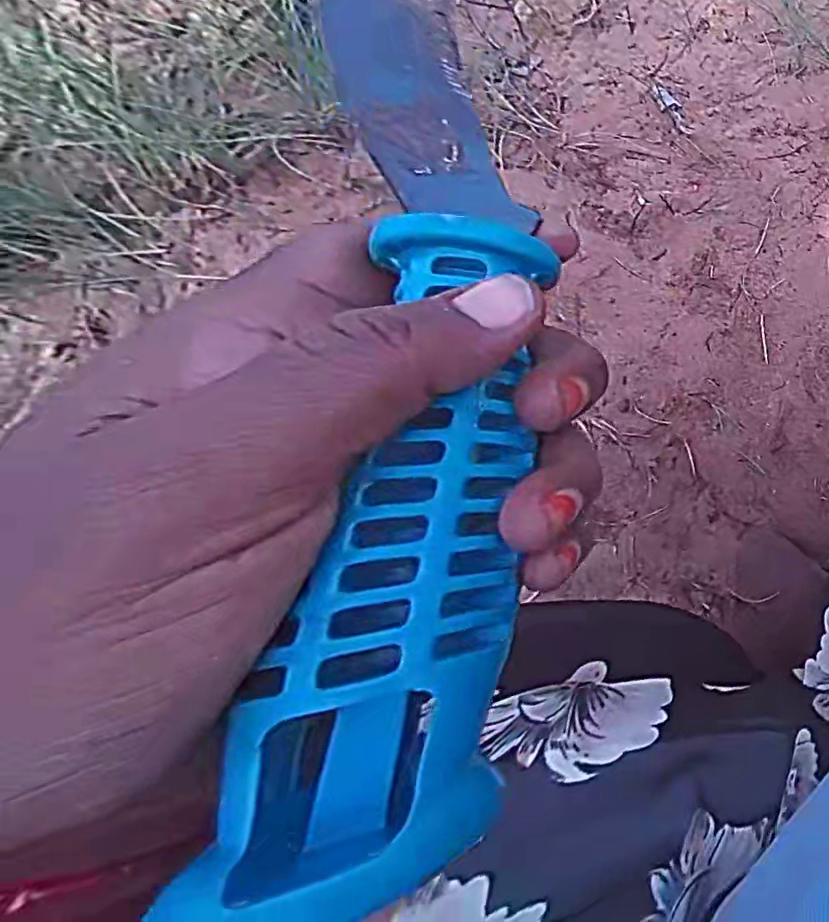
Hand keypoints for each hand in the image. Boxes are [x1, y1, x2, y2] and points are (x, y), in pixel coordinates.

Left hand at [0, 219, 607, 856]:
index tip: (557, 251)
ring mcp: (412, 492)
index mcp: (282, 352)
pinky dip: (558, 542)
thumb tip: (517, 295)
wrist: (47, 800)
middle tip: (541, 417)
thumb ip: (370, 367)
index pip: (388, 261)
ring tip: (529, 536)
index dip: (473, 245)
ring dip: (560, 479)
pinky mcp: (444, 561)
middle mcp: (364, 412)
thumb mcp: (220, 464)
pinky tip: (541, 572)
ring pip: (535, 445)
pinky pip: (537, 526)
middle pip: (499, 354)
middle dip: (547, 380)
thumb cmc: (85, 605)